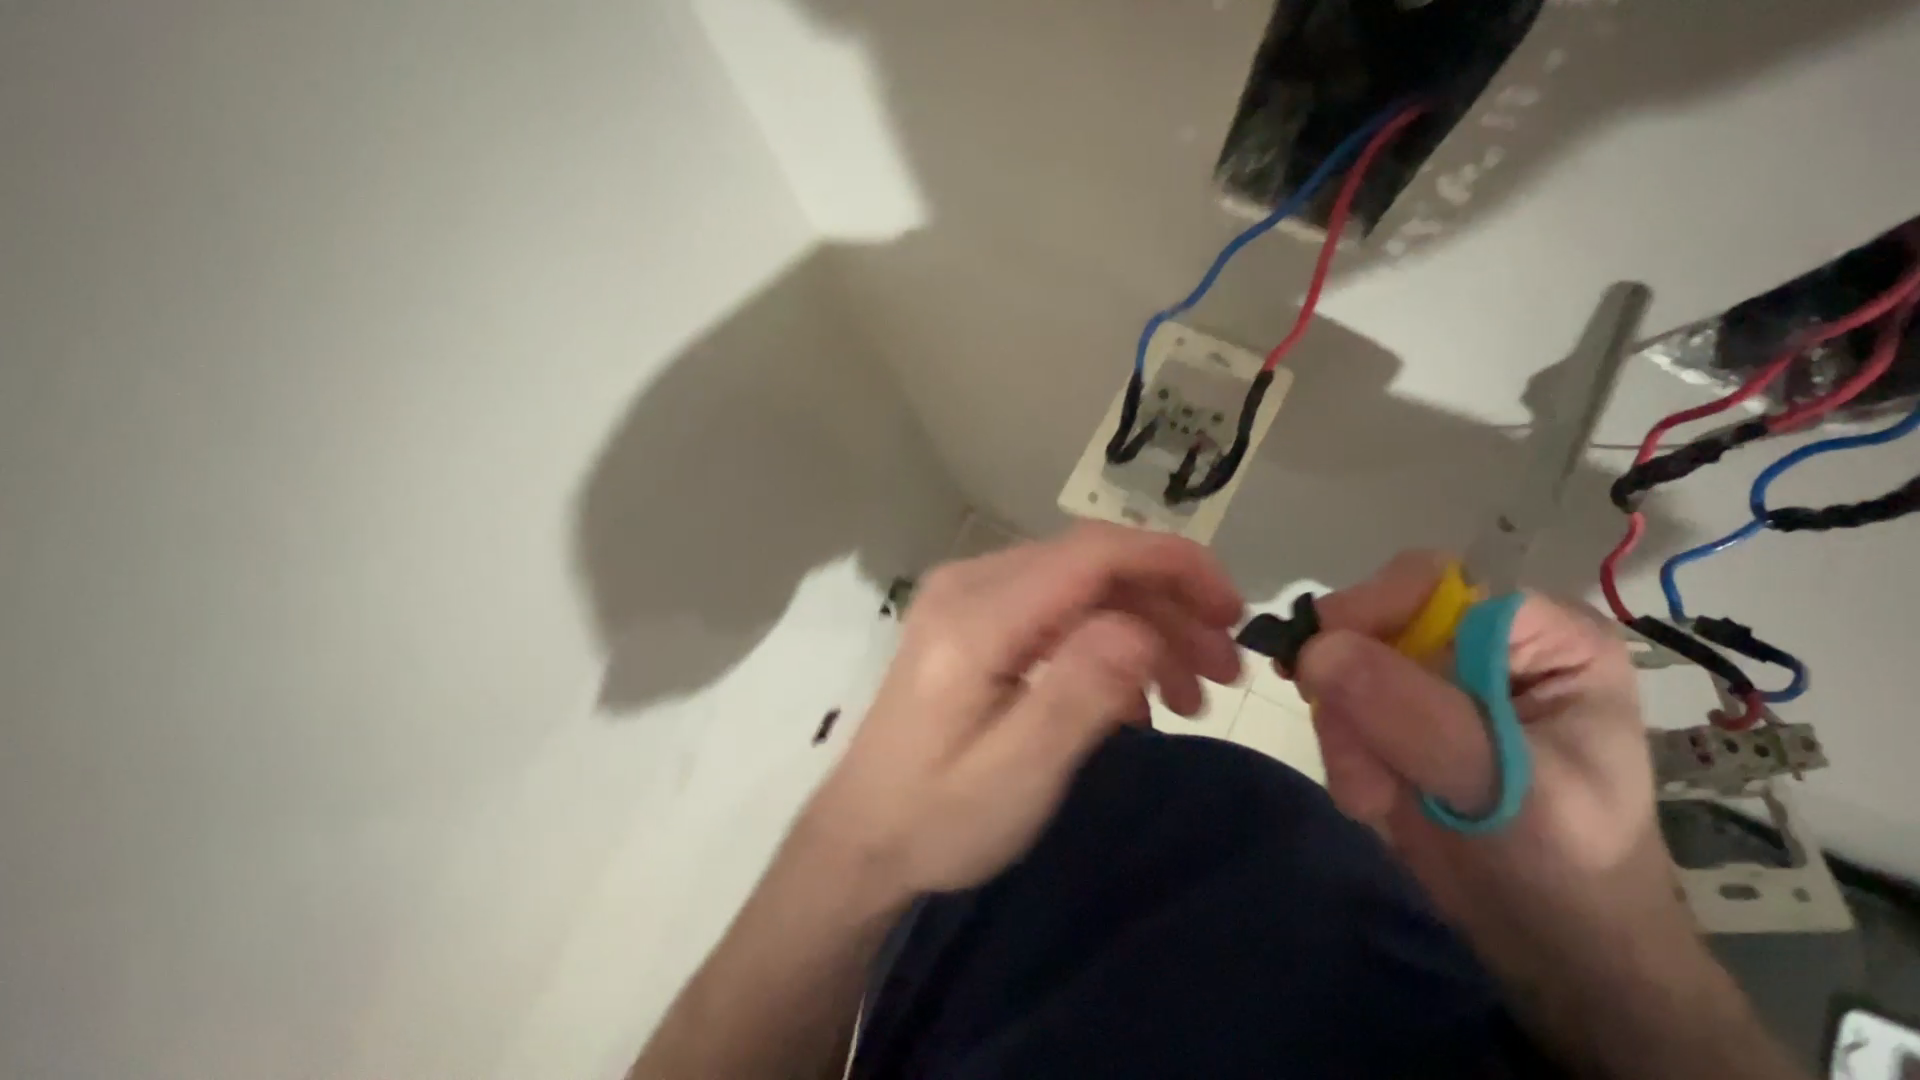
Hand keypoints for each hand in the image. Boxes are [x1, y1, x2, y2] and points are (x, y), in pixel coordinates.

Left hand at [797, 523, 1242, 904]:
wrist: (861, 839)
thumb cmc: (938, 819)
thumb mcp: (1018, 773)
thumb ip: (1080, 692)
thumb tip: (1143, 626)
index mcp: (977, 617)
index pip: (1093, 554)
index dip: (1174, 565)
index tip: (1232, 611)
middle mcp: (969, 586)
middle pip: (1094, 565)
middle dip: (1170, 607)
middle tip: (1223, 672)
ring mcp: (966, 600)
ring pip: (1082, 586)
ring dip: (1146, 628)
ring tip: (1189, 696)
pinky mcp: (971, 624)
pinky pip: (1056, 611)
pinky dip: (1107, 643)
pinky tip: (1133, 701)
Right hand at [1291, 552, 1700, 991]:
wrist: (1555, 946)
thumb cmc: (1568, 864)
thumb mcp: (1507, 788)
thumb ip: (1418, 716)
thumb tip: (1317, 649)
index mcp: (1542, 636)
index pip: (1433, 583)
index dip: (1372, 611)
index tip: (1322, 666)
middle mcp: (1482, 645)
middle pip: (1374, 623)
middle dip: (1353, 696)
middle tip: (1359, 762)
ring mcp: (1434, 682)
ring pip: (1342, 669)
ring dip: (1344, 735)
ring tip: (1375, 795)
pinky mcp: (1398, 719)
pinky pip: (1336, 709)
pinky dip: (1341, 754)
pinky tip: (1375, 799)